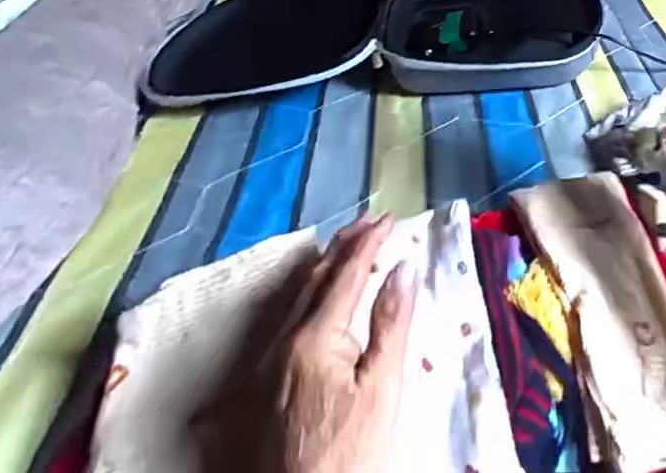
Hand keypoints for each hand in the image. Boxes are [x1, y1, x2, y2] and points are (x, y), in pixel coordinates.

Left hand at [270, 214, 413, 472]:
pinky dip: (309, 289)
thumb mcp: (382, 388)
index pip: (347, 273)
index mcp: (314, 338)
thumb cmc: (350, 454)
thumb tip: (403, 266)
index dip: (370, 240)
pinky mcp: (262, 382)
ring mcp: (267, 362)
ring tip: (348, 244)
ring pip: (297, 294)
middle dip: (346, 243)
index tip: (391, 217)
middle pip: (316, 276)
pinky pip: (286, 315)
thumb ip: (391, 321)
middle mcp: (282, 341)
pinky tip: (316, 292)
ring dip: (326, 262)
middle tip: (372, 220)